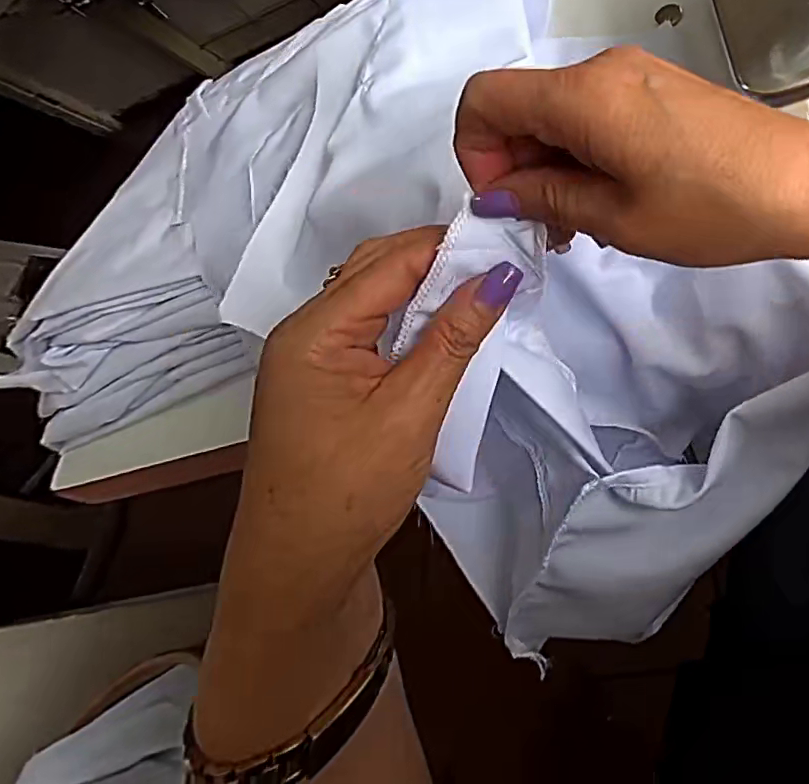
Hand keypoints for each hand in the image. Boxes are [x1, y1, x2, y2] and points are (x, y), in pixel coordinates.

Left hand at [234, 226, 523, 606]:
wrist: (301, 565)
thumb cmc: (350, 491)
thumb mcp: (413, 408)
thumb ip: (456, 336)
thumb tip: (498, 277)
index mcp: (315, 332)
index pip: (392, 262)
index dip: (450, 246)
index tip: (507, 243)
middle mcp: (307, 330)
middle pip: (379, 265)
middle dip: (441, 254)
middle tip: (502, 260)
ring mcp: (316, 351)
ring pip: (379, 289)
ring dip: (432, 280)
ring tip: (486, 282)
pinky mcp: (331, 371)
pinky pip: (378, 319)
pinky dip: (418, 308)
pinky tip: (452, 316)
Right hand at [454, 47, 808, 266]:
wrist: (807, 185)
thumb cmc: (722, 206)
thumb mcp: (621, 219)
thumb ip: (549, 199)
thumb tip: (505, 192)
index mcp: (585, 94)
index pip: (485, 98)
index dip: (476, 152)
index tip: (504, 200)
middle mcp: (609, 69)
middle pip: (526, 105)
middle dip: (520, 164)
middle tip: (548, 223)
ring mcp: (643, 74)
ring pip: (567, 111)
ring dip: (559, 163)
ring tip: (588, 219)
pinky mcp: (669, 89)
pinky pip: (605, 111)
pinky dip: (593, 150)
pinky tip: (619, 195)